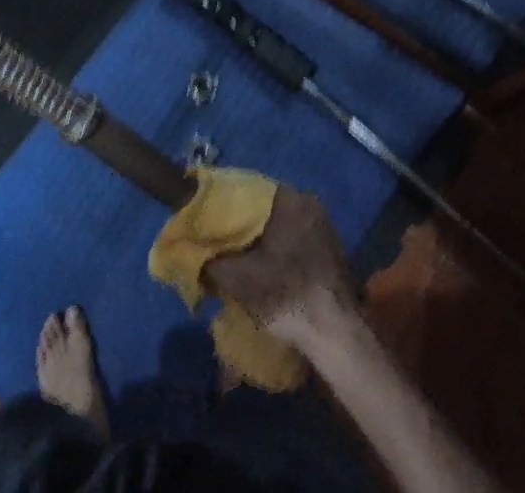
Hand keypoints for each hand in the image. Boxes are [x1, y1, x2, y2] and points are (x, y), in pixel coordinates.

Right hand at [202, 188, 360, 347]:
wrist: (336, 335)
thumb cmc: (284, 295)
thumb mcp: (235, 278)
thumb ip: (207, 258)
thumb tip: (188, 250)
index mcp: (288, 200)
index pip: (241, 190)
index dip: (217, 205)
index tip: (200, 220)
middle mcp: (309, 204)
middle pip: (259, 208)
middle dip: (236, 223)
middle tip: (213, 239)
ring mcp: (323, 226)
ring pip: (275, 223)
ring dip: (254, 237)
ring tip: (231, 253)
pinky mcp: (329, 249)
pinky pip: (291, 237)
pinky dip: (272, 247)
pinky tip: (258, 264)